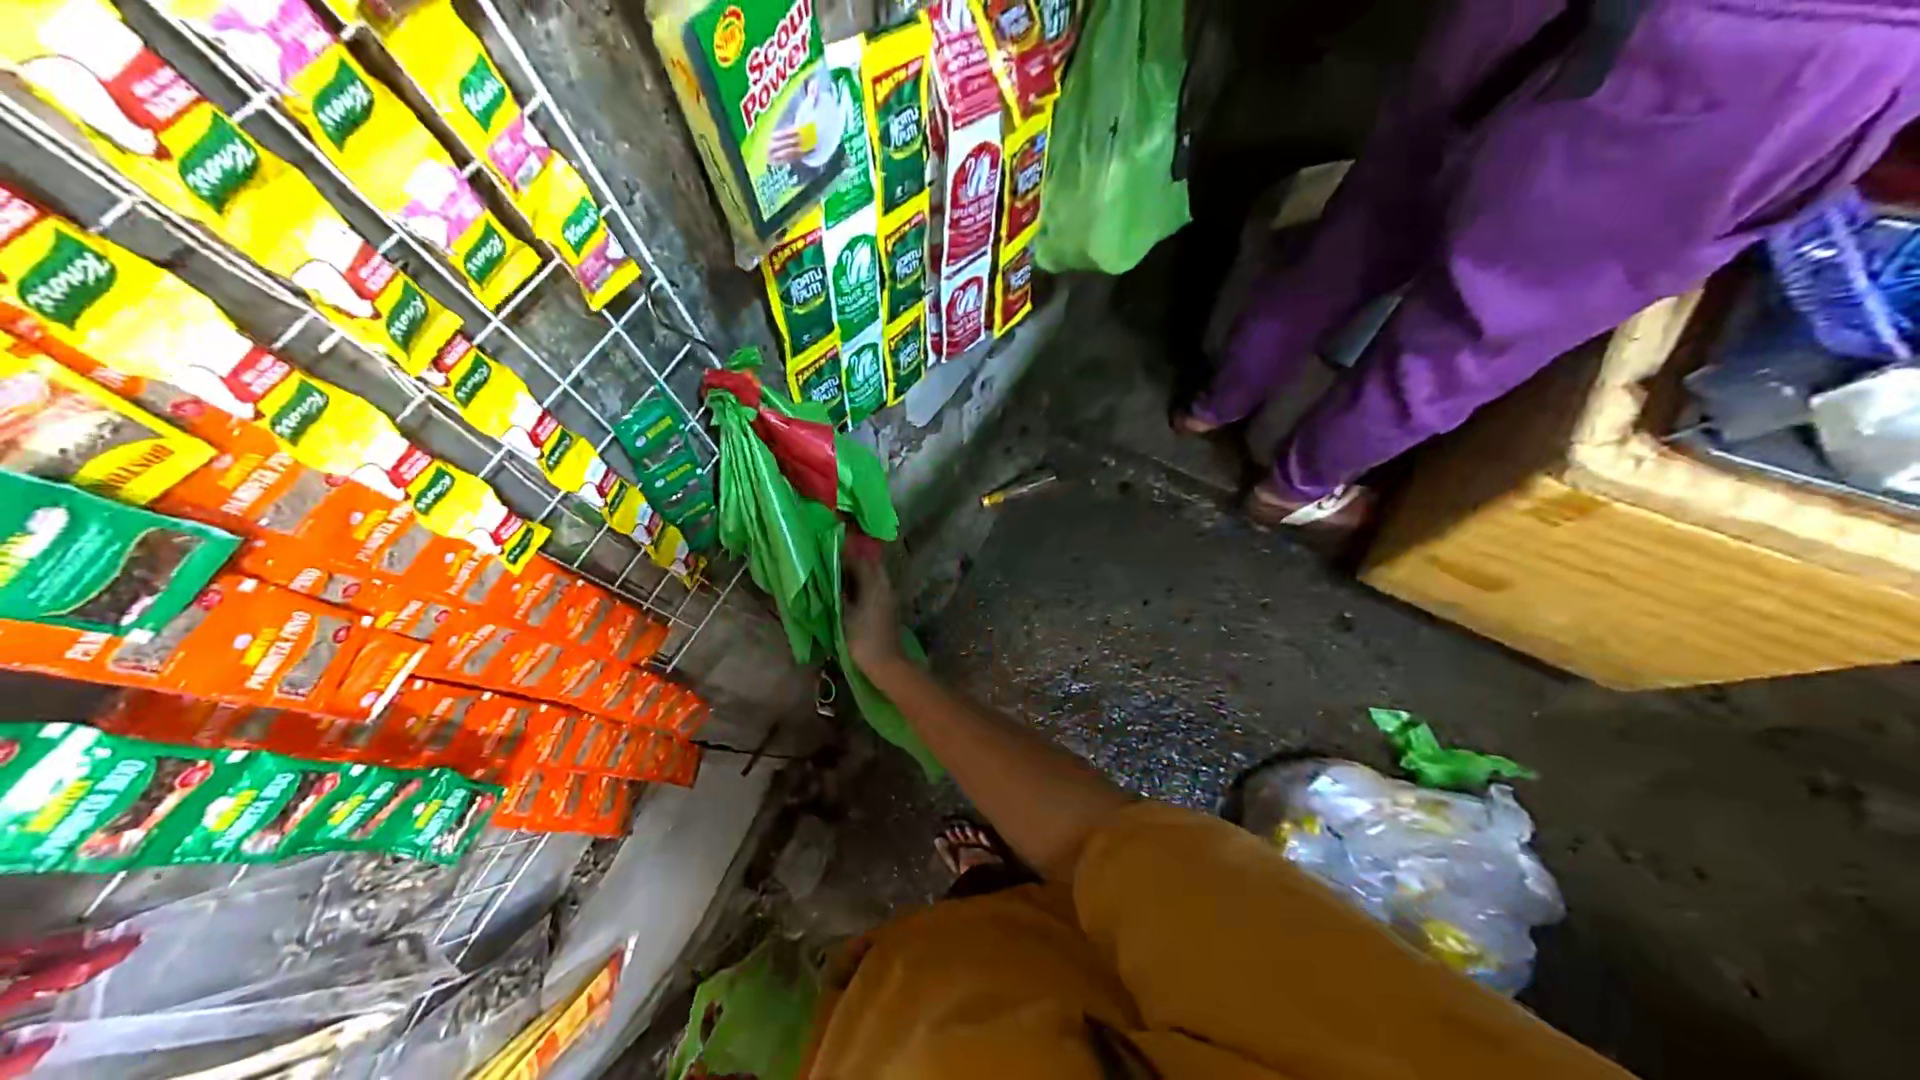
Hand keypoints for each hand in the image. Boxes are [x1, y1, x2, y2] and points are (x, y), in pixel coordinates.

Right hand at [842, 547, 903, 671]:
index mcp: (874, 585)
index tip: (828, 555)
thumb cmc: (862, 639)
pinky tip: (851, 592)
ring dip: (859, 573)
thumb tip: (832, 578)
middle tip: (834, 565)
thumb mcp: (845, 615)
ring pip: (874, 576)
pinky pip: (876, 586)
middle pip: (870, 565)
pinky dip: (864, 584)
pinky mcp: (889, 605)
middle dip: (853, 562)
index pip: (860, 561)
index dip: (844, 557)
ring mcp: (889, 596)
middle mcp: (884, 586)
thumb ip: (839, 593)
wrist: (886, 662)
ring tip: (840, 577)